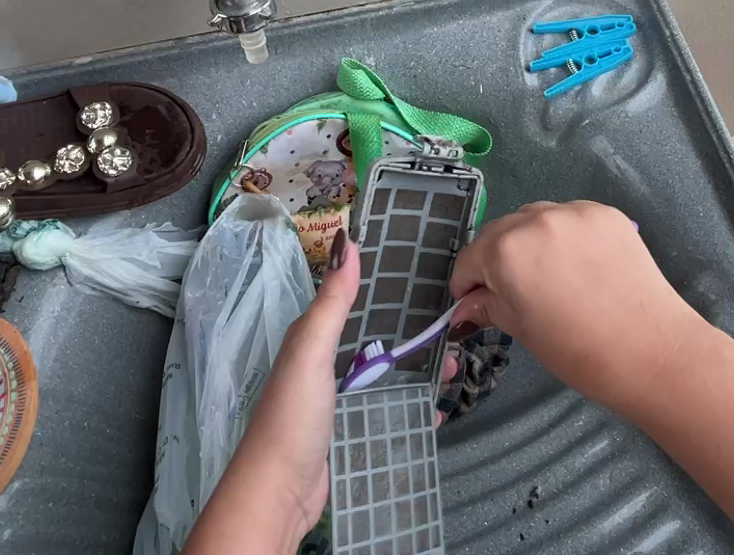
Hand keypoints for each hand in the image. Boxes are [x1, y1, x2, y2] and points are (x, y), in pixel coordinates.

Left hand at [184, 228, 466, 553]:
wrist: (278, 495)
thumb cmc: (293, 416)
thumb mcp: (311, 350)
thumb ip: (332, 300)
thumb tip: (347, 238)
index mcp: (315, 336)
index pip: (356, 298)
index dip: (389, 284)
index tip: (429, 273)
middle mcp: (328, 362)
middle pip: (379, 336)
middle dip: (415, 331)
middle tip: (455, 328)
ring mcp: (341, 399)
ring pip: (389, 372)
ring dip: (420, 368)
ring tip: (453, 368)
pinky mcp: (353, 430)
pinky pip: (390, 408)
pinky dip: (414, 405)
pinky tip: (437, 408)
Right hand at [449, 200, 709, 415]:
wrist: (653, 350)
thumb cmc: (579, 351)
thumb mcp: (523, 331)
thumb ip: (489, 307)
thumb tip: (465, 306)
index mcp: (507, 251)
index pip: (470, 258)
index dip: (467, 283)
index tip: (473, 301)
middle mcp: (536, 219)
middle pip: (500, 231)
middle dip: (496, 258)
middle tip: (510, 291)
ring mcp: (574, 211)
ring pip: (535, 218)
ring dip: (530, 240)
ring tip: (548, 274)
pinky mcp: (605, 212)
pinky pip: (570, 217)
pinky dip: (565, 235)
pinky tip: (579, 263)